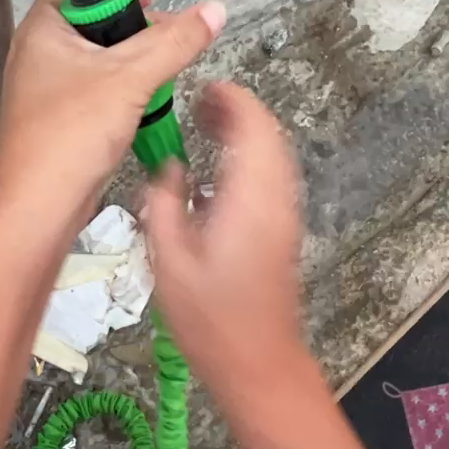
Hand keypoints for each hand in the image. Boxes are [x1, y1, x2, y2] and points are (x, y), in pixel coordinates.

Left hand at [0, 0, 225, 214]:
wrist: (40, 206)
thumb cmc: (74, 132)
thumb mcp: (130, 79)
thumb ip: (174, 43)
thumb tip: (215, 9)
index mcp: (41, 30)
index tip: (155, 0)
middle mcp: (37, 55)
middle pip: (93, 25)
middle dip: (134, 30)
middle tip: (170, 40)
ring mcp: (45, 91)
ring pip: (96, 63)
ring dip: (130, 65)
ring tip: (163, 74)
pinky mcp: (57, 122)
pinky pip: (93, 93)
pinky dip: (119, 93)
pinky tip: (143, 105)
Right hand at [143, 83, 312, 399]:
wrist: (258, 361)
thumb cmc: (209, 317)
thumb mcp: (168, 259)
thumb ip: (164, 203)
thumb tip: (168, 170)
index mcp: (249, 197)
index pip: (252, 127)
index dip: (232, 99)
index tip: (204, 87)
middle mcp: (275, 198)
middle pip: (268, 136)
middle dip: (237, 112)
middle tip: (200, 104)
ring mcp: (284, 215)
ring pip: (273, 156)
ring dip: (245, 135)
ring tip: (207, 128)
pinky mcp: (283, 232)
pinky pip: (272, 178)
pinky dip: (251, 160)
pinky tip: (220, 172)